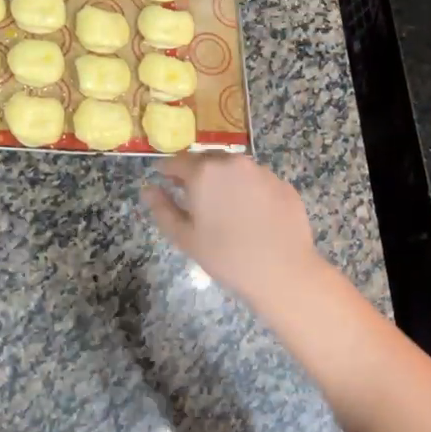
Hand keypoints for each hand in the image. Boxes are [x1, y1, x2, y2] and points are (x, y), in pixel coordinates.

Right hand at [142, 152, 323, 303]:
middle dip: (197, 172)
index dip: (167, 169)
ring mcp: (261, 171)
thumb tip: (147, 189)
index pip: (178, 161)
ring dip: (225, 179)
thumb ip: (162, 208)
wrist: (283, 272)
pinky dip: (249, 190)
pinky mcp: (282, 184)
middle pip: (207, 159)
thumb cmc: (226, 257)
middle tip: (193, 194)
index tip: (162, 177)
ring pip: (235, 168)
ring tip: (225, 206)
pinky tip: (252, 215)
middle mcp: (232, 162)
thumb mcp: (185, 237)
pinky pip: (258, 180)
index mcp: (204, 172)